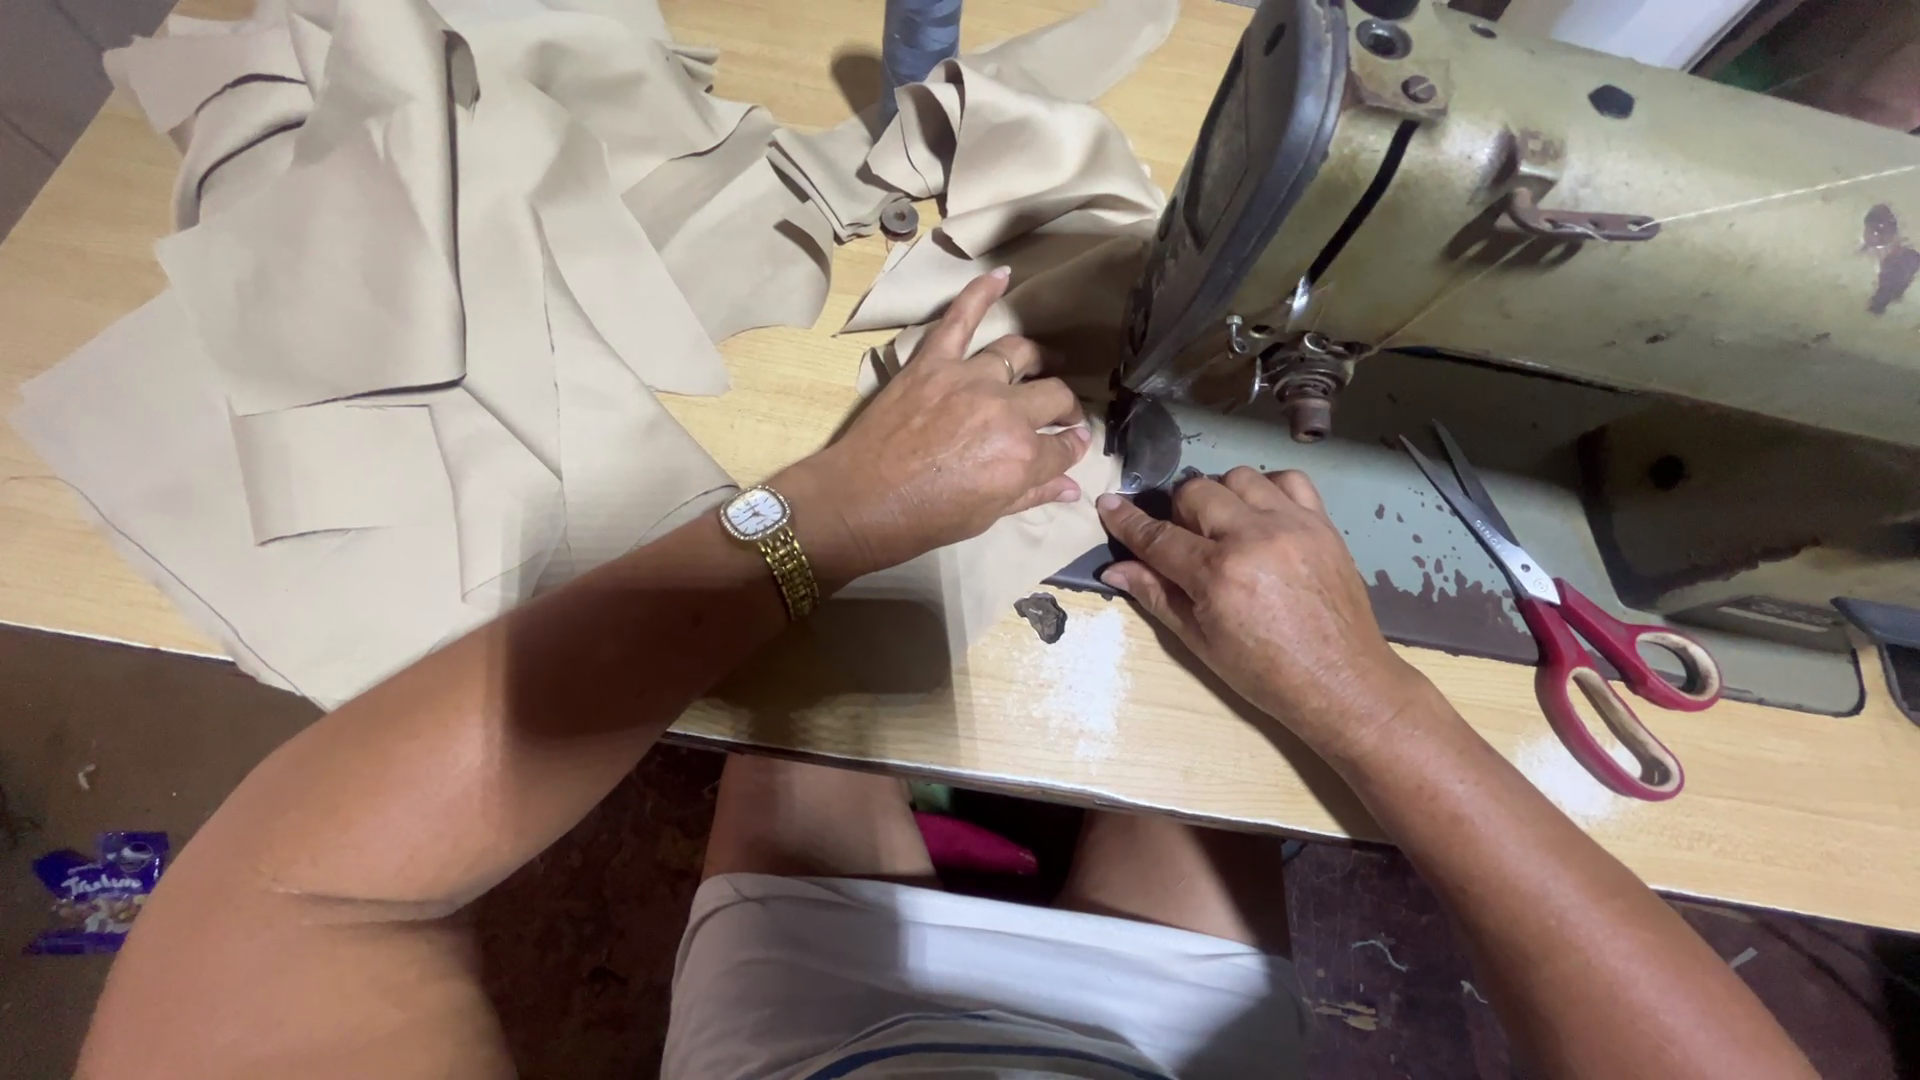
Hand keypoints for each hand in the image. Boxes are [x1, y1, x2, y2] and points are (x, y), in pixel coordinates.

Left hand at [786, 268, 1091, 581]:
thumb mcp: (987, 516)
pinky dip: (980, 293)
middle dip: (1065, 409)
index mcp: (1022, 457)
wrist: (860, 501)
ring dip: (1036, 359)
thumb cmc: (924, 519)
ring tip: (1040, 365)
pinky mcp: (932, 362)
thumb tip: (1072, 488)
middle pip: (1053, 397)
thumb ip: (1032, 494)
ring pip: (1018, 353)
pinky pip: (960, 318)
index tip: (1072, 445)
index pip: (1065, 446)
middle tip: (1060, 415)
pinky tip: (1001, 275)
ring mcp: (968, 379)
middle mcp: (1004, 411)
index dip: (1072, 447)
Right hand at [1096, 468, 1435, 757]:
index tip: (1107, 505)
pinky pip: (1288, 479)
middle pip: (1194, 492)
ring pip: (1238, 477)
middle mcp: (1253, 538)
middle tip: (1186, 543)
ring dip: (1220, 497)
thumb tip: (1116, 570)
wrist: (1342, 682)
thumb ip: (1157, 595)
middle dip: (1178, 512)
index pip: (1158, 536)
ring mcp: (1293, 525)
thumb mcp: (1199, 642)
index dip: (1127, 520)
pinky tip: (1262, 516)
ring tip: (1225, 528)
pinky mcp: (1323, 523)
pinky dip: (1267, 490)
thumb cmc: (1264, 673)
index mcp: (1218, 575)